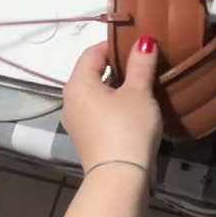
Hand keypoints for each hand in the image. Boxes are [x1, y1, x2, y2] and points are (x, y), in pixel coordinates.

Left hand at [62, 36, 161, 171]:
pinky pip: (98, 113)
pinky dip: (113, 107)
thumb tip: (144, 41)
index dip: (116, 46)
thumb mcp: (139, 93)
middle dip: (118, 68)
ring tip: (143, 91)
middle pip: (93, 73)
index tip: (140, 49)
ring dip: (116, 89)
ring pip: (96, 95)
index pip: (92, 52)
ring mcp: (75, 121)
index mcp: (78, 83)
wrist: (121, 176)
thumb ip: (141, 65)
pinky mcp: (85, 138)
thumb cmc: (128, 128)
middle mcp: (70, 100)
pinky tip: (134, 114)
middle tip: (145, 69)